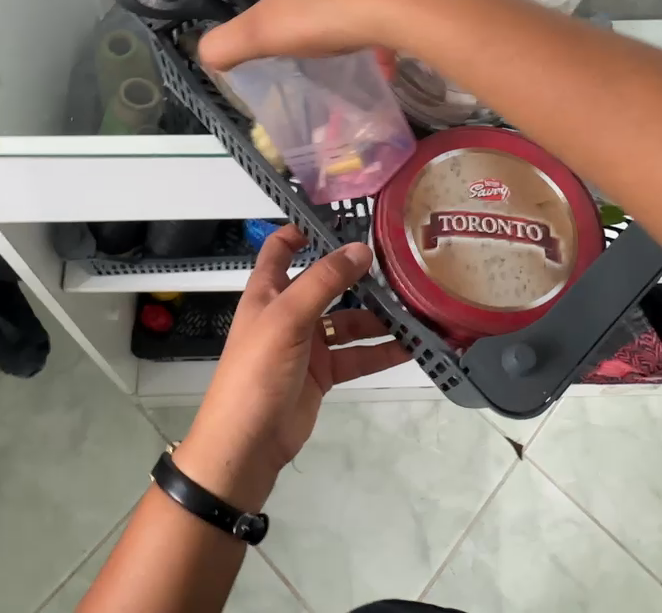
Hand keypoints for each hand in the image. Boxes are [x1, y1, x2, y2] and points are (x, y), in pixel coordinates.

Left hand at [172, 226, 409, 509]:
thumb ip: (324, 282)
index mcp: (268, 290)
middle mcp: (288, 311)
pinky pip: (356, 354)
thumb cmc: (256, 371)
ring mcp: (307, 343)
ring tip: (414, 306)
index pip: (282, 247)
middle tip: (398, 262)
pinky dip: (380, 350)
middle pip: (326, 283)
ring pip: (347, 320)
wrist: (247, 444)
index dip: (304, 229)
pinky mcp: (322, 373)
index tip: (341, 218)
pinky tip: (409, 346)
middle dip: (357, 274)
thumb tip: (360, 250)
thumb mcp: (287, 318)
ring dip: (377, 315)